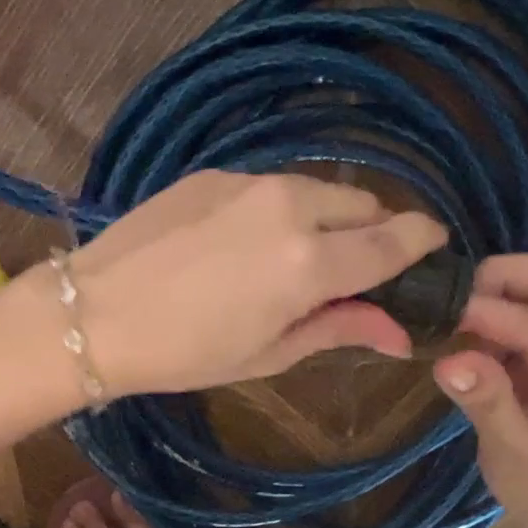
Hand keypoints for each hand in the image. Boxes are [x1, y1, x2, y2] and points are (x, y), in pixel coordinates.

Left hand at [62, 171, 446, 395]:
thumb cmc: (185, 354)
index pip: (394, 241)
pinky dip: (283, 211)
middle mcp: (291, 207)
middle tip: (354, 274)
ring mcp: (251, 183)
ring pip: (320, 191)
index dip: (423, 245)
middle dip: (374, 235)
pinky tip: (248, 246)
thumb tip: (401, 335)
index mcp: (310, 262)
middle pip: (364, 206)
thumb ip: (340, 330)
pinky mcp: (216, 173)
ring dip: (329, 219)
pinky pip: (273, 186)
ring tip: (297, 262)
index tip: (433, 253)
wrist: (95, 315)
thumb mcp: (269, 353)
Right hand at [432, 254, 527, 527]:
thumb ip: (488, 404)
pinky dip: (506, 311)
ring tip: (461, 319)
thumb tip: (448, 361)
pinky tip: (475, 336)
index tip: (442, 311)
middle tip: (457, 297)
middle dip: (511, 276)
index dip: (493, 313)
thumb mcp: (514, 459)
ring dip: (508, 291)